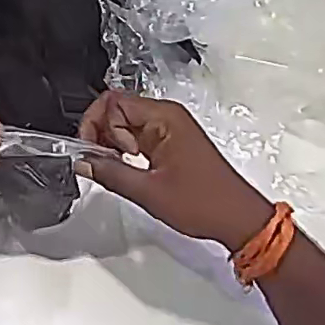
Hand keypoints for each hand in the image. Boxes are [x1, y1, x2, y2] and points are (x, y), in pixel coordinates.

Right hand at [76, 90, 272, 249]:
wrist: (241, 222)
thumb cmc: (207, 204)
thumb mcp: (148, 192)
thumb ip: (109, 173)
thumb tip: (83, 162)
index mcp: (164, 118)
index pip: (113, 102)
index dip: (96, 124)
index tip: (92, 149)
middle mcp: (167, 116)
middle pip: (116, 109)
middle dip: (100, 132)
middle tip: (97, 158)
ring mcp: (169, 128)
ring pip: (124, 122)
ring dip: (110, 141)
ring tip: (112, 167)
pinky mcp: (170, 141)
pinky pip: (136, 134)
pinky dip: (123, 148)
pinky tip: (124, 167)